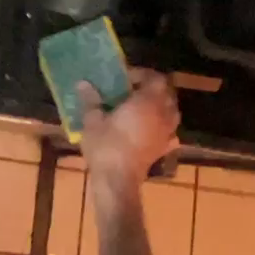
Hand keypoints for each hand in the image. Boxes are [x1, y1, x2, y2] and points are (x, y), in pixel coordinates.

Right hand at [77, 70, 180, 186]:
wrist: (118, 181)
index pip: (156, 78)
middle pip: (167, 93)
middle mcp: (162, 114)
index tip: (125, 77)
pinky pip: (169, 130)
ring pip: (171, 111)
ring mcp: (166, 132)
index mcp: (147, 102)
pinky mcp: (164, 148)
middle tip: (132, 90)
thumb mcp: (92, 121)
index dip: (142, 74)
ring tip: (140, 108)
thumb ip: (90, 100)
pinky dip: (161, 125)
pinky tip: (147, 128)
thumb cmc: (105, 146)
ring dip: (159, 105)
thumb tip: (83, 83)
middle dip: (152, 88)